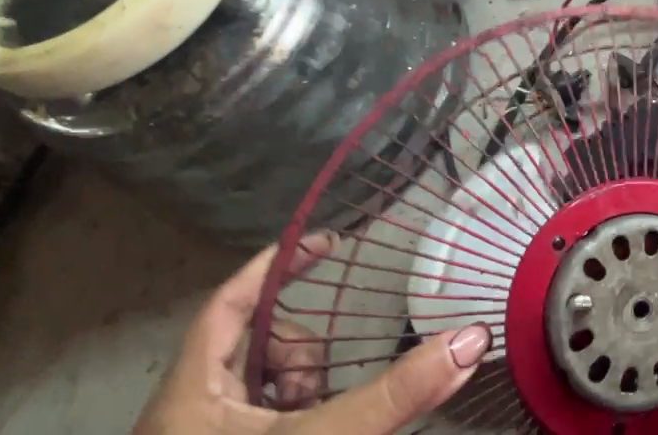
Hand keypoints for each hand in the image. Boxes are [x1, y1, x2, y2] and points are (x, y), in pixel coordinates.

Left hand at [133, 235, 489, 434]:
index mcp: (189, 392)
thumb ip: (392, 393)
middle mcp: (186, 414)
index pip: (230, 302)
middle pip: (252, 345)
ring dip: (302, 389)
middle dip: (303, 349)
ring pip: (260, 386)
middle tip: (326, 375)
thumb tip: (471, 337)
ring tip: (320, 416)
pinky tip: (316, 430)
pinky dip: (295, 417)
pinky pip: (262, 420)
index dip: (275, 266)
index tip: (328, 242)